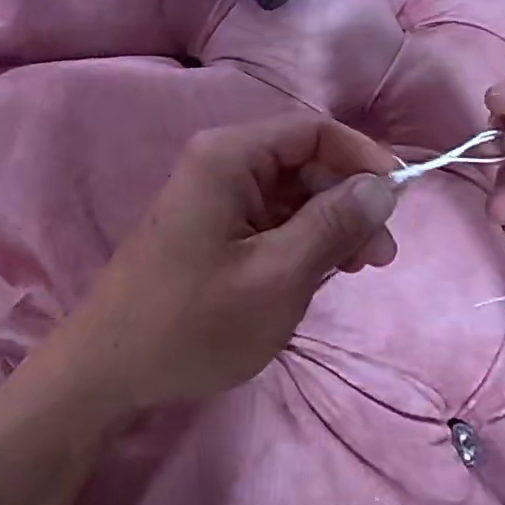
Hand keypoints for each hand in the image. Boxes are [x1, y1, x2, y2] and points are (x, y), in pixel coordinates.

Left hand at [52, 114, 398, 411]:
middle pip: (304, 162)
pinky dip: (302, 241)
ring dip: (330, 225)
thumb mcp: (278, 276)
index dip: (362, 156)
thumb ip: (333, 224)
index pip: (313, 131)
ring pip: (291, 195)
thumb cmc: (193, 322)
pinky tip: (319, 274)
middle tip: (380, 255)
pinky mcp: (213, 230)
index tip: (399, 196)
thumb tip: (382, 185)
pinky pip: (271, 220)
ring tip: (356, 269)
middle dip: (349, 200)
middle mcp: (221, 164)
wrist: (105, 373)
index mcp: (230, 156)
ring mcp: (215, 198)